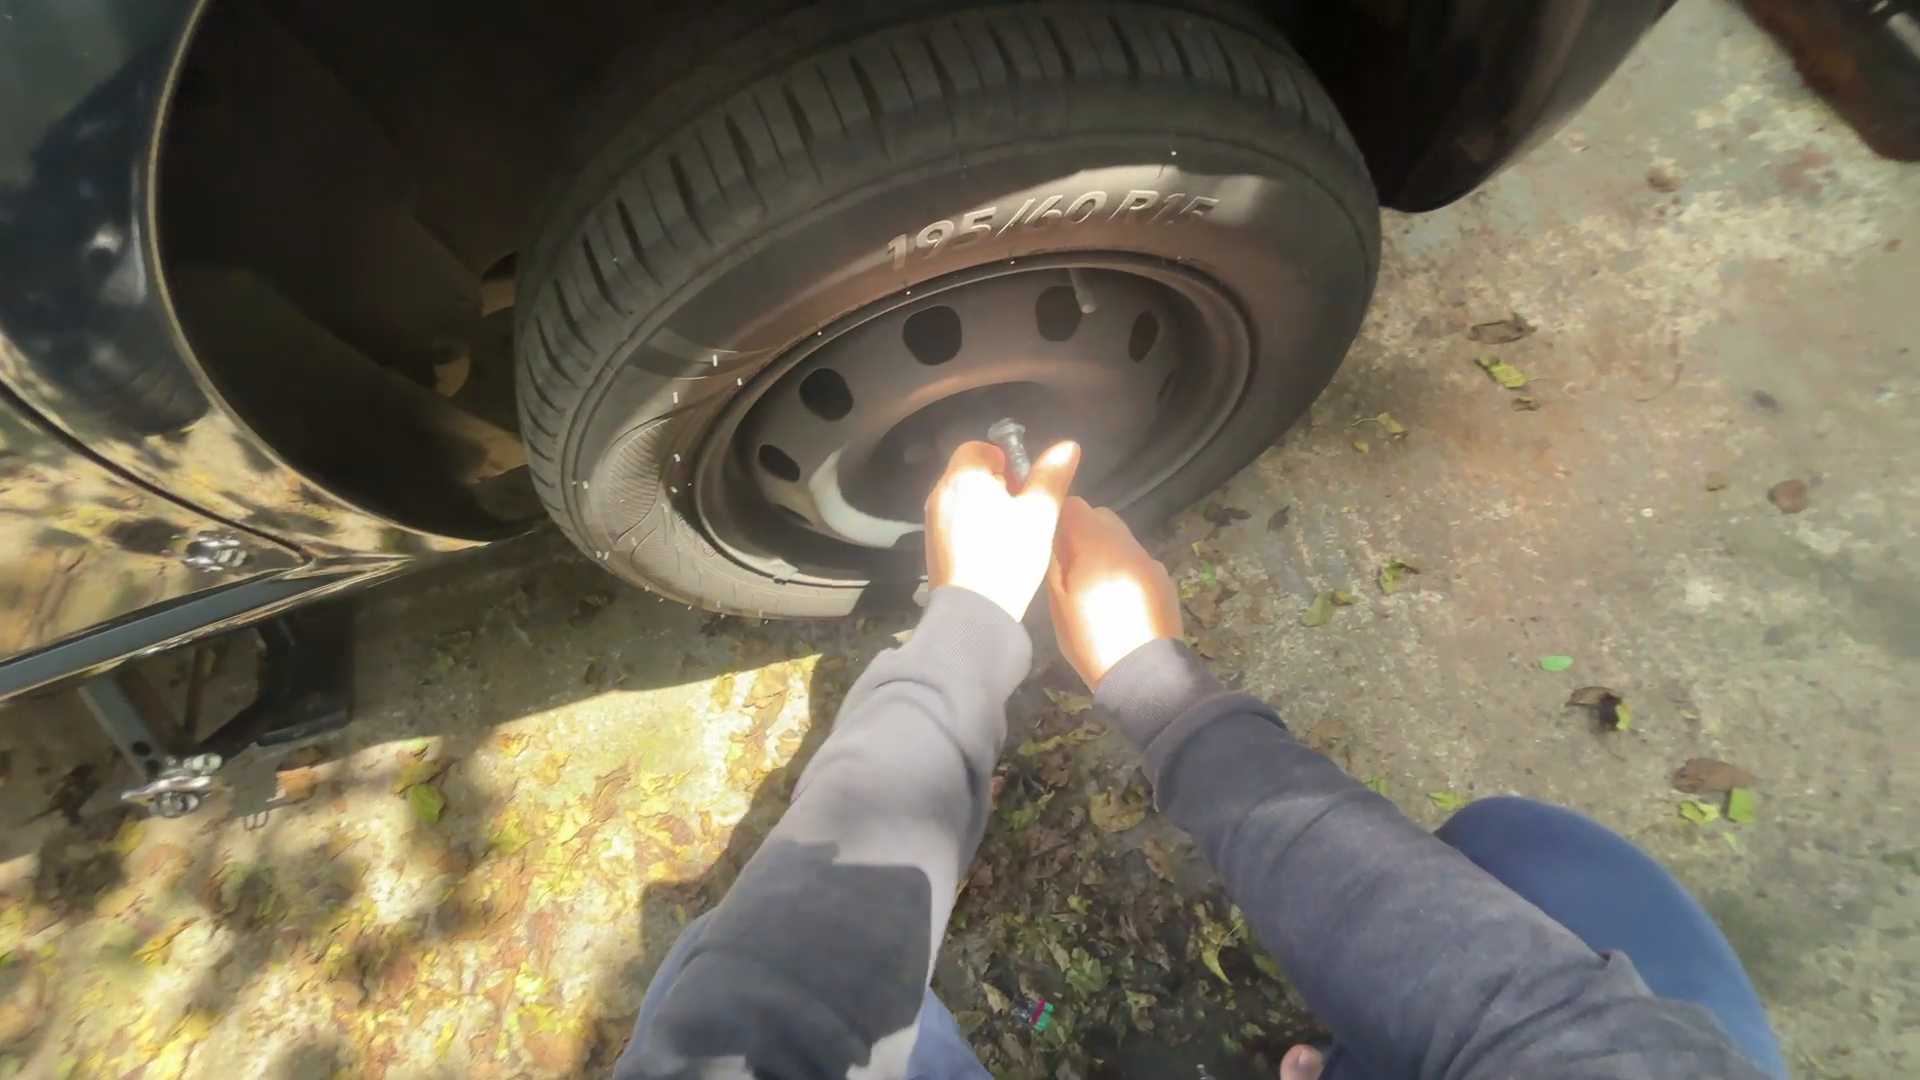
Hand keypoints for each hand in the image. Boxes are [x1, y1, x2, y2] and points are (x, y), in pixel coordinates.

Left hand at [925, 440, 1080, 620]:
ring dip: (986, 506)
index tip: (1023, 484)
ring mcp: (933, 520)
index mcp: (963, 477)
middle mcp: (940, 493)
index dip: (1003, 459)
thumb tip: (1068, 445)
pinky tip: (994, 550)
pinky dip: (974, 525)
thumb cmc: (1009, 554)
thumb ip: (1051, 476)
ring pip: (963, 498)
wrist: (974, 610)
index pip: (977, 447)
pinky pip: (955, 521)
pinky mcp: (932, 546)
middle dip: (996, 484)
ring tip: (1011, 531)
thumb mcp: (1040, 512)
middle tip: (1022, 508)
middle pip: (969, 473)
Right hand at [1046, 497, 1183, 689]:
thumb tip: (1054, 536)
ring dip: (1104, 548)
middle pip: (1101, 516)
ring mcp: (1150, 561)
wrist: (1144, 675)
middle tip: (1070, 563)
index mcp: (1097, 546)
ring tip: (1094, 584)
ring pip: (1121, 537)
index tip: (1051, 539)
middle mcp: (1127, 545)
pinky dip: (1123, 566)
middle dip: (1083, 530)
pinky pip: (1137, 559)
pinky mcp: (1164, 578)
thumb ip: (1056, 560)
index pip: (1075, 506)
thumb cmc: (1091, 641)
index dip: (1059, 517)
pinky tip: (1118, 598)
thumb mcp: (1058, 603)